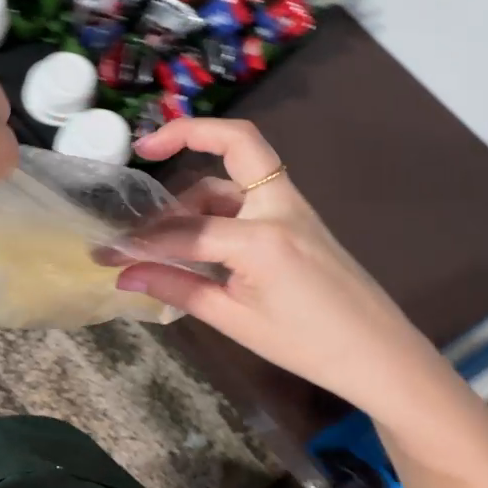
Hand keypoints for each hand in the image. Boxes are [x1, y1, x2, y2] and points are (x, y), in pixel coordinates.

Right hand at [116, 118, 449, 408]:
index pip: (185, 230)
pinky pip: (252, 193)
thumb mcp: (234, 320)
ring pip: (240, 171)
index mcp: (262, 238)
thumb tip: (123, 274)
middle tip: (145, 146)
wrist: (380, 356)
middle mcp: (280, 208)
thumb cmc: (306, 345)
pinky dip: (219, 200)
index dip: (141, 242)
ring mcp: (294, 208)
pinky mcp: (299, 218)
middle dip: (189, 132)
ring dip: (198, 184)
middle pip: (237, 143)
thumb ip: (177, 288)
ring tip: (162, 221)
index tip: (106, 251)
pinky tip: (196, 229)